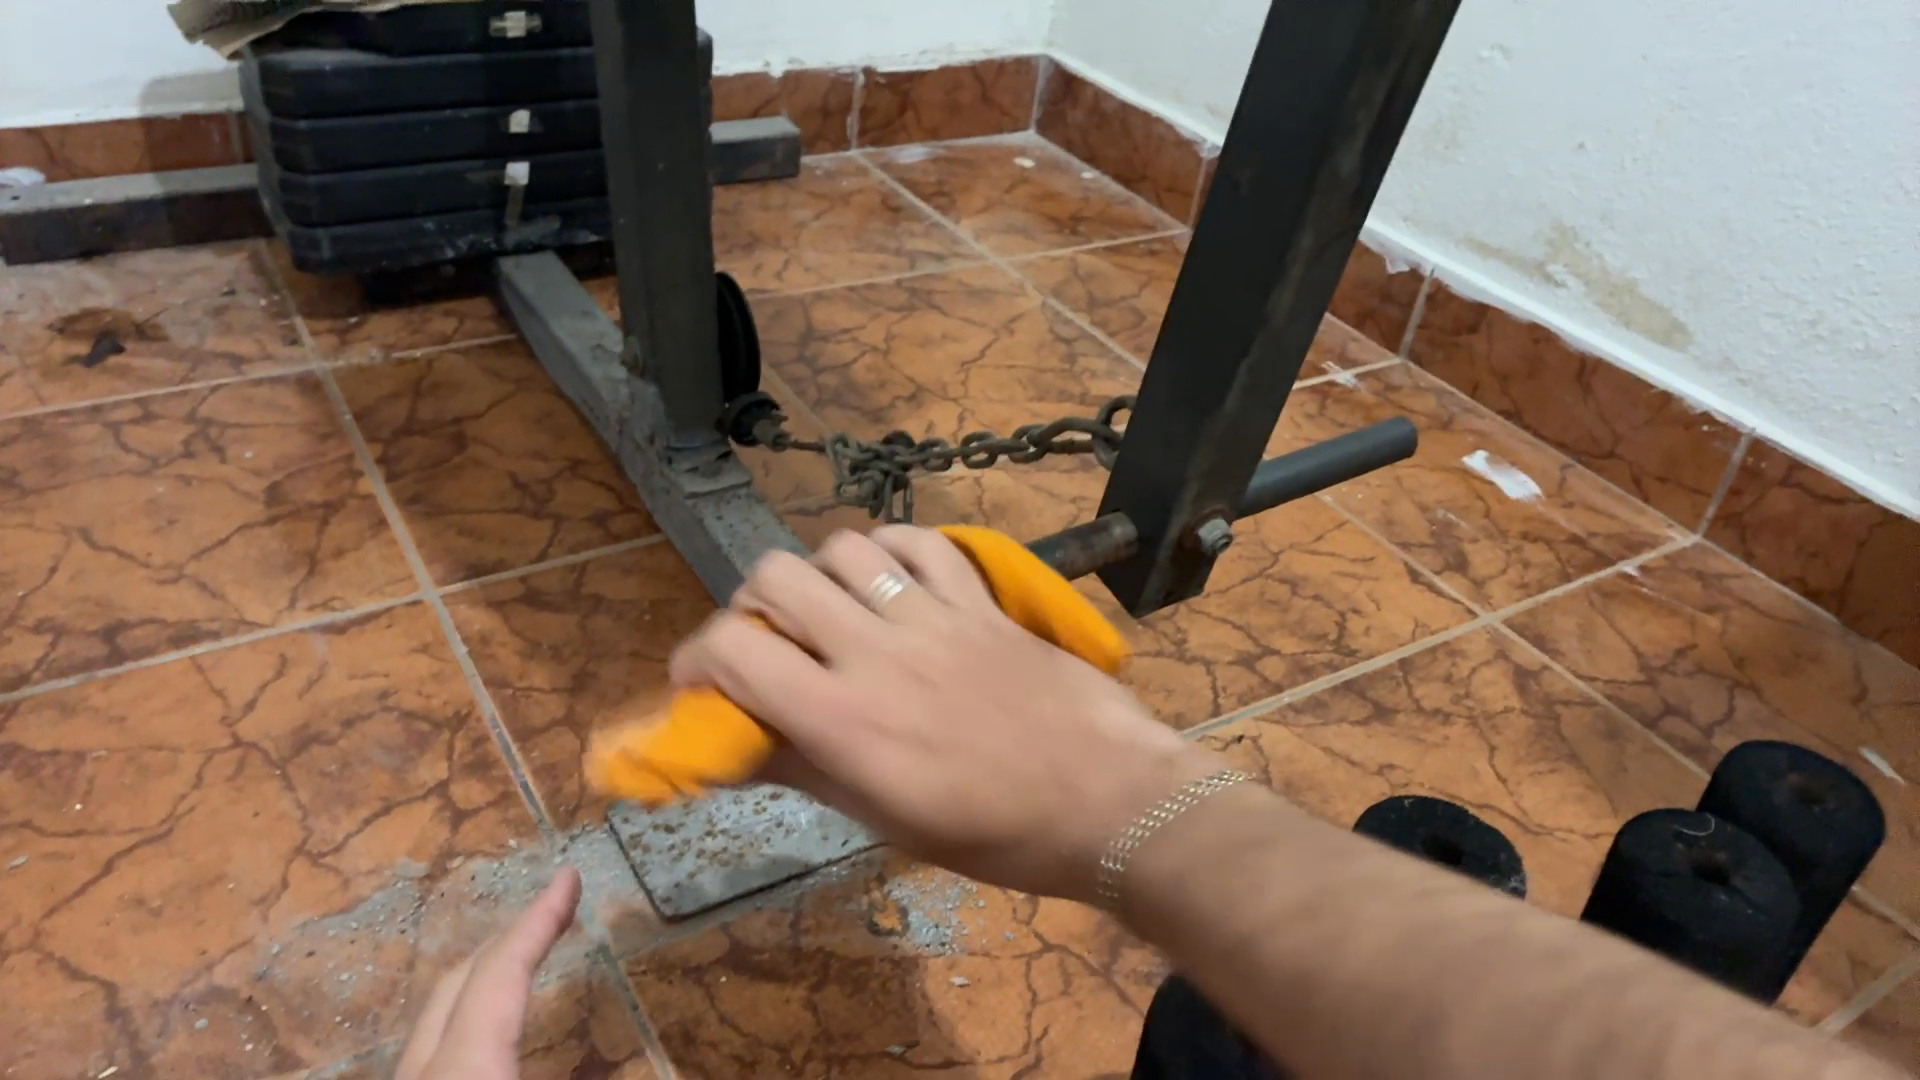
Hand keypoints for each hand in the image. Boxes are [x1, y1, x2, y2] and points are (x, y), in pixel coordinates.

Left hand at [395, 867, 582, 1079]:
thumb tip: (667, 1069)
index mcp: (465, 1071)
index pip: (502, 972)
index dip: (539, 919)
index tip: (568, 876)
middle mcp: (421, 1076)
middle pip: (457, 984)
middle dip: (509, 938)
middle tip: (554, 911)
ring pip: (434, 1023)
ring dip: (483, 980)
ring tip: (525, 965)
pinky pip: (429, 1057)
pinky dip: (466, 1024)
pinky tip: (491, 1043)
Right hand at [669, 526, 1221, 903]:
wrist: (1105, 799)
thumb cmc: (993, 833)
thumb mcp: (885, 819)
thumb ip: (807, 768)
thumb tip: (743, 742)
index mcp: (843, 719)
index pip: (735, 649)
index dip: (697, 657)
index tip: (701, 679)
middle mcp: (876, 651)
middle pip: (775, 577)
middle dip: (751, 603)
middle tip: (769, 638)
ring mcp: (933, 615)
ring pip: (844, 548)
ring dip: (820, 571)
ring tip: (834, 606)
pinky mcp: (979, 599)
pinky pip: (921, 542)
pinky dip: (891, 549)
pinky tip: (892, 577)